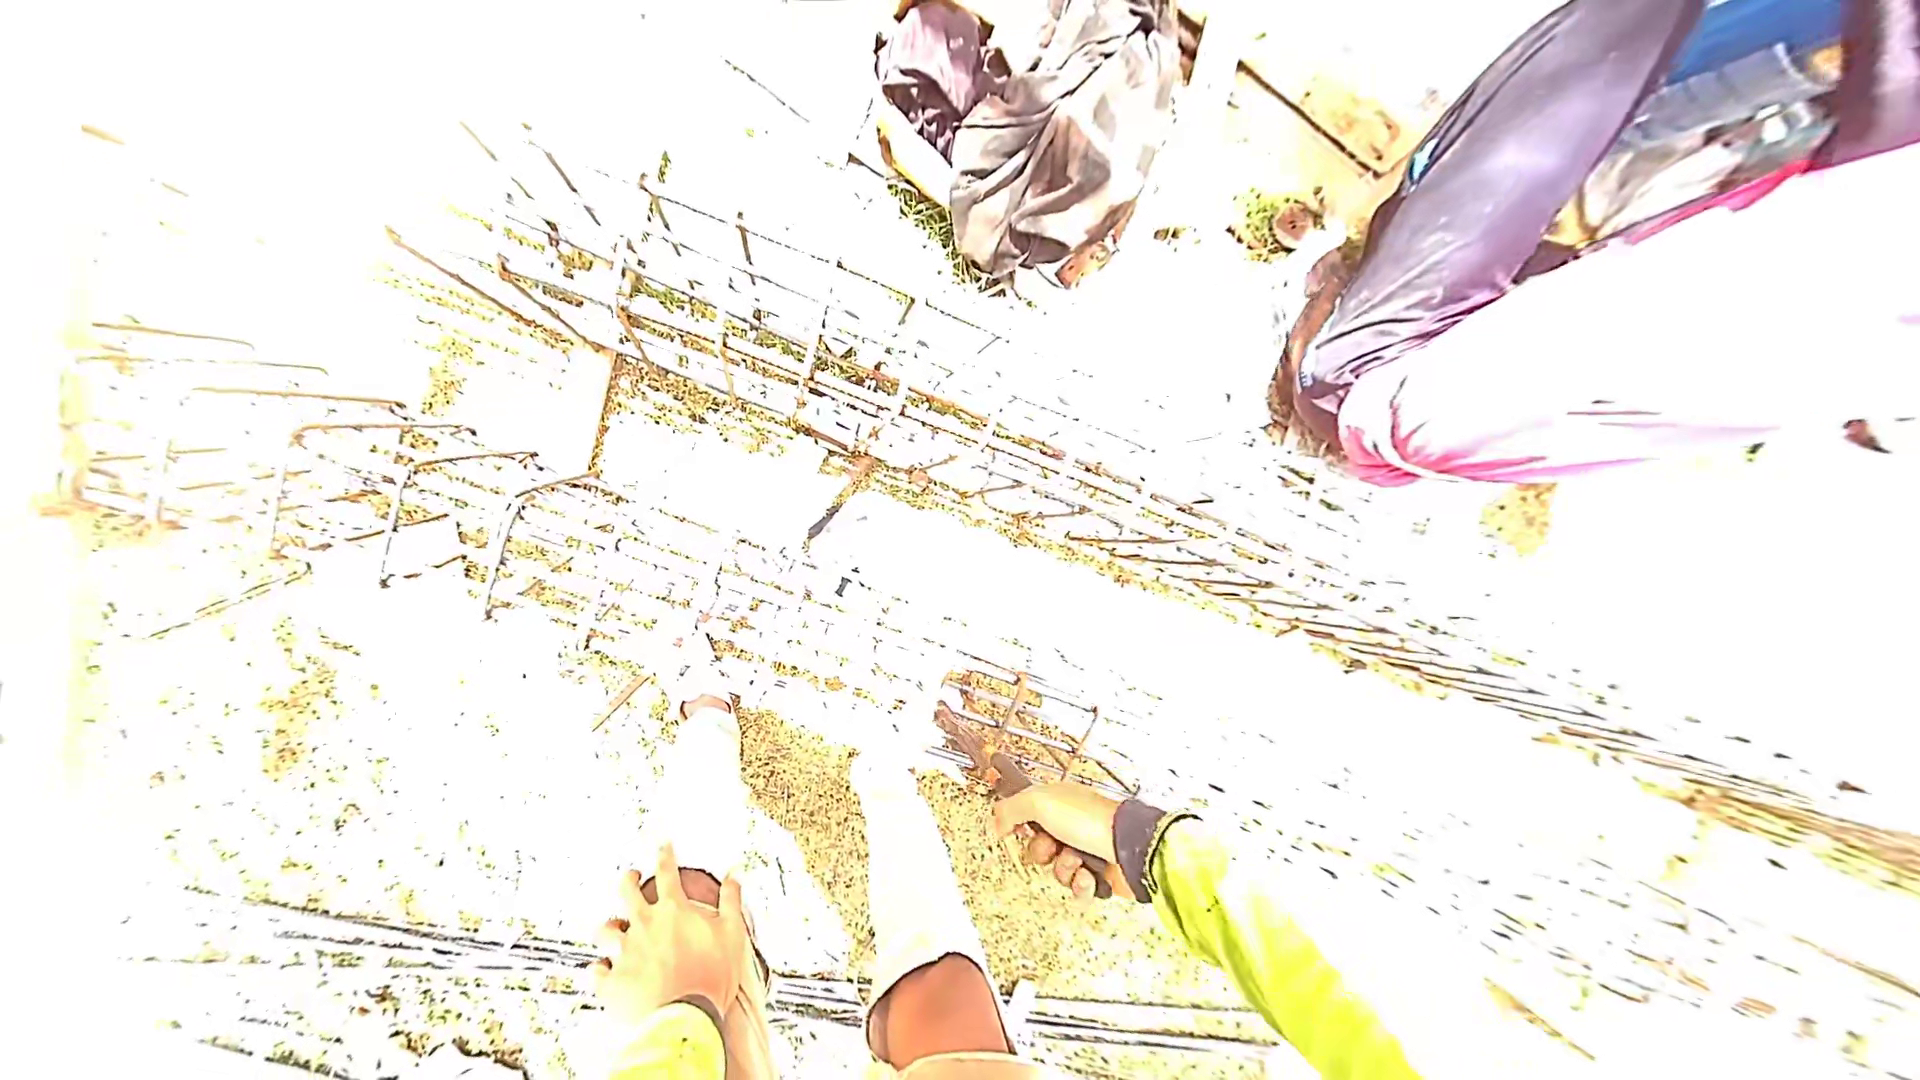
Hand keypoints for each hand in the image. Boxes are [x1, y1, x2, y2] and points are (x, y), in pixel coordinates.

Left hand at [589, 843, 748, 1024]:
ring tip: (612, 925)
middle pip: (626, 892)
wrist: (686, 1019)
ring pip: (605, 930)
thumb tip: (734, 875)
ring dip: (609, 926)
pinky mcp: (612, 982)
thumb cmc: (711, 977)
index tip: (662, 843)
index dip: (665, 853)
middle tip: (630, 875)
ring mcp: (625, 954)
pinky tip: (601, 968)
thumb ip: (731, 900)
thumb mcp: (732, 932)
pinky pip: (596, 971)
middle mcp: (645, 926)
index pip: (667, 872)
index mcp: (673, 911)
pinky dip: (598, 968)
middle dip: (627, 879)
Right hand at [992, 783, 1132, 905]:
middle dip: (1041, 851)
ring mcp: (1084, 848)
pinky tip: (1088, 875)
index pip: (1026, 811)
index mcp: (1057, 801)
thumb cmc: (1089, 818)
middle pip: (1037, 846)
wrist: (1128, 847)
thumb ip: (1010, 808)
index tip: (1011, 829)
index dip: (1018, 823)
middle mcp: (1069, 823)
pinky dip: (1081, 885)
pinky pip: (1076, 888)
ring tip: (1077, 860)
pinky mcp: (1097, 873)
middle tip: (1052, 845)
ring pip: (1056, 869)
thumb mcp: (1039, 802)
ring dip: (1063, 868)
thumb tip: (996, 822)